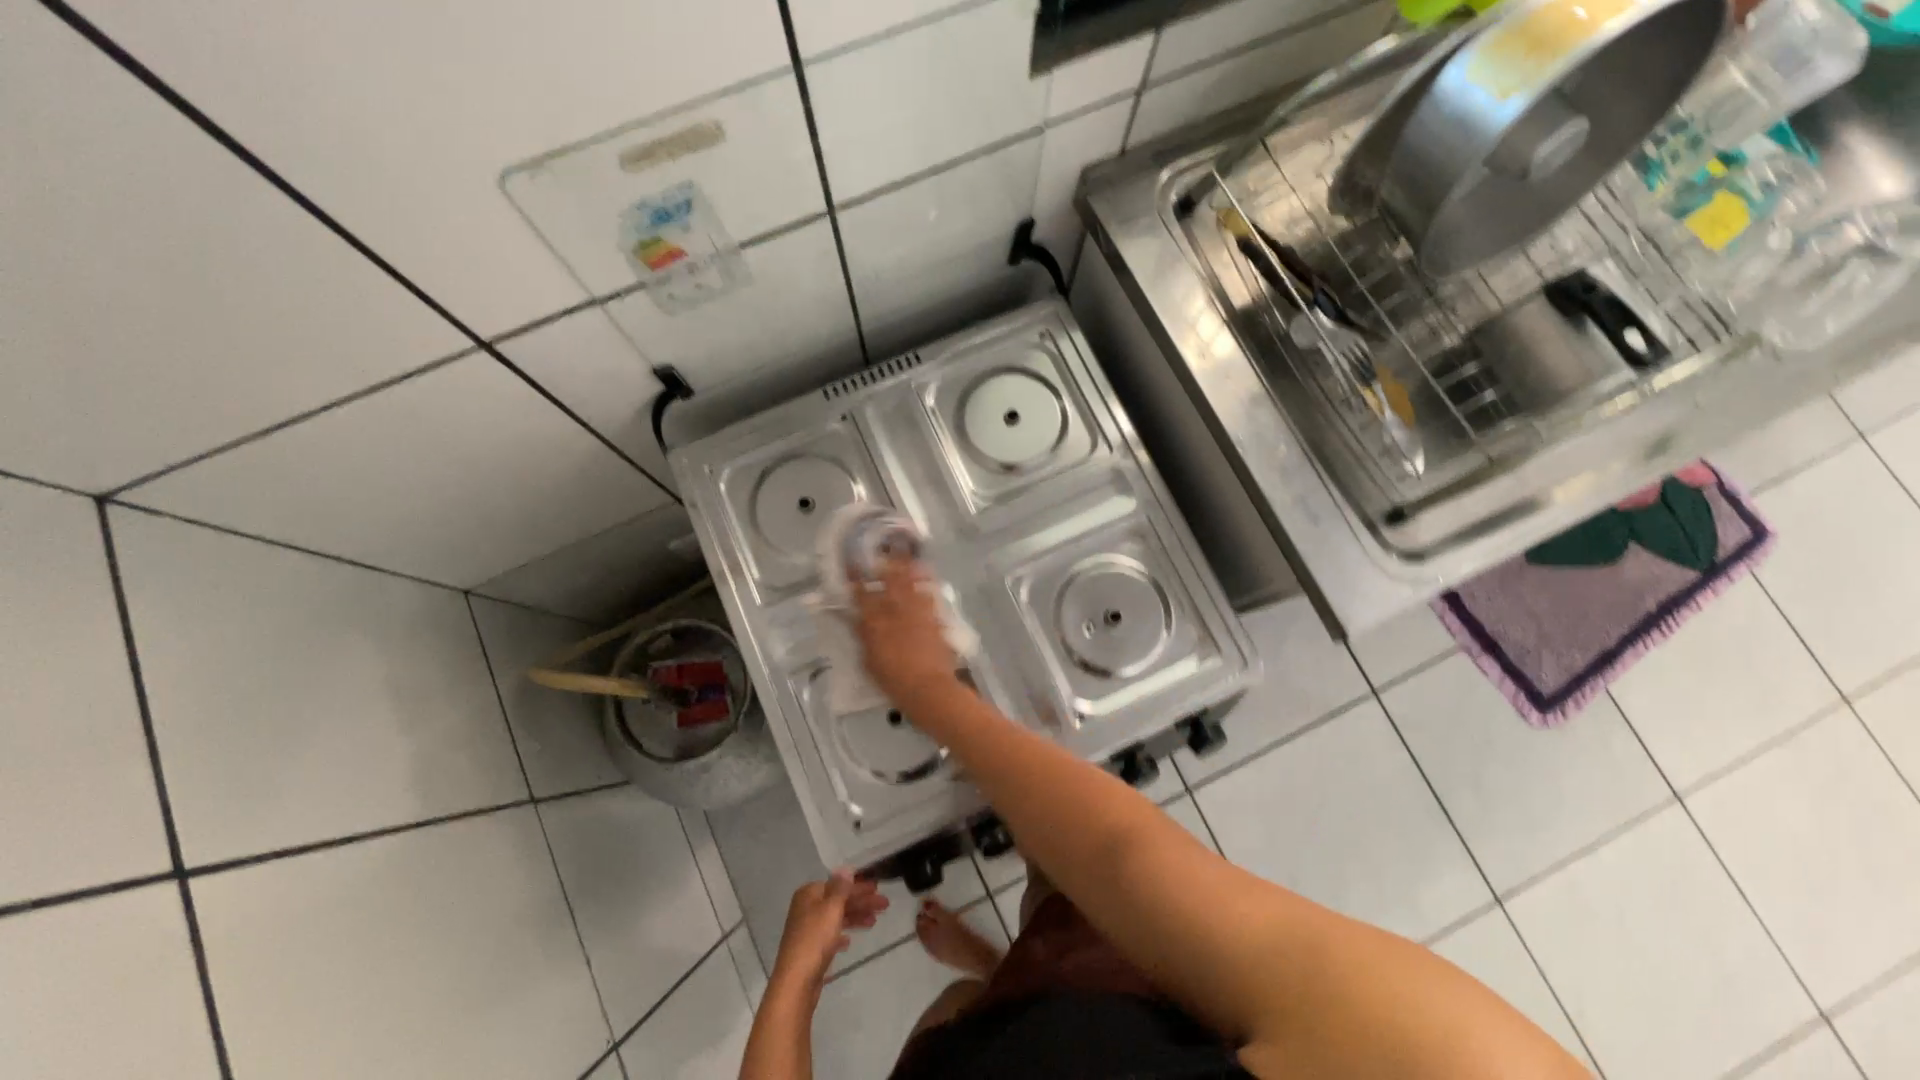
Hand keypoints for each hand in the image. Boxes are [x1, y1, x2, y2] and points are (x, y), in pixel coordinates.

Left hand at [771, 871, 888, 985]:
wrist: (797, 980)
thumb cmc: (815, 939)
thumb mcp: (831, 908)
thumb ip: (840, 888)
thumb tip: (845, 868)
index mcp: (809, 894)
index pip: (838, 885)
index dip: (859, 887)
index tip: (878, 888)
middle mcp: (806, 908)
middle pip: (839, 901)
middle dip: (861, 902)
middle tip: (885, 904)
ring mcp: (808, 930)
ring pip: (836, 918)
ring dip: (855, 917)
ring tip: (874, 922)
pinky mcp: (811, 949)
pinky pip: (830, 936)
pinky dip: (841, 935)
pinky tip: (849, 941)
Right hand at [853, 557, 959, 706]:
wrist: (929, 688)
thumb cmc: (893, 680)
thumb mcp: (869, 660)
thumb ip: (863, 636)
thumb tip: (856, 619)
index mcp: (875, 621)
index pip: (862, 593)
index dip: (856, 577)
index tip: (853, 562)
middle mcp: (897, 610)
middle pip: (892, 578)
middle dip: (889, 560)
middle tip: (889, 543)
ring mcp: (919, 612)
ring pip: (914, 582)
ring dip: (910, 567)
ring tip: (908, 554)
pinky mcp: (936, 619)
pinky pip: (931, 596)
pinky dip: (927, 585)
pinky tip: (927, 578)